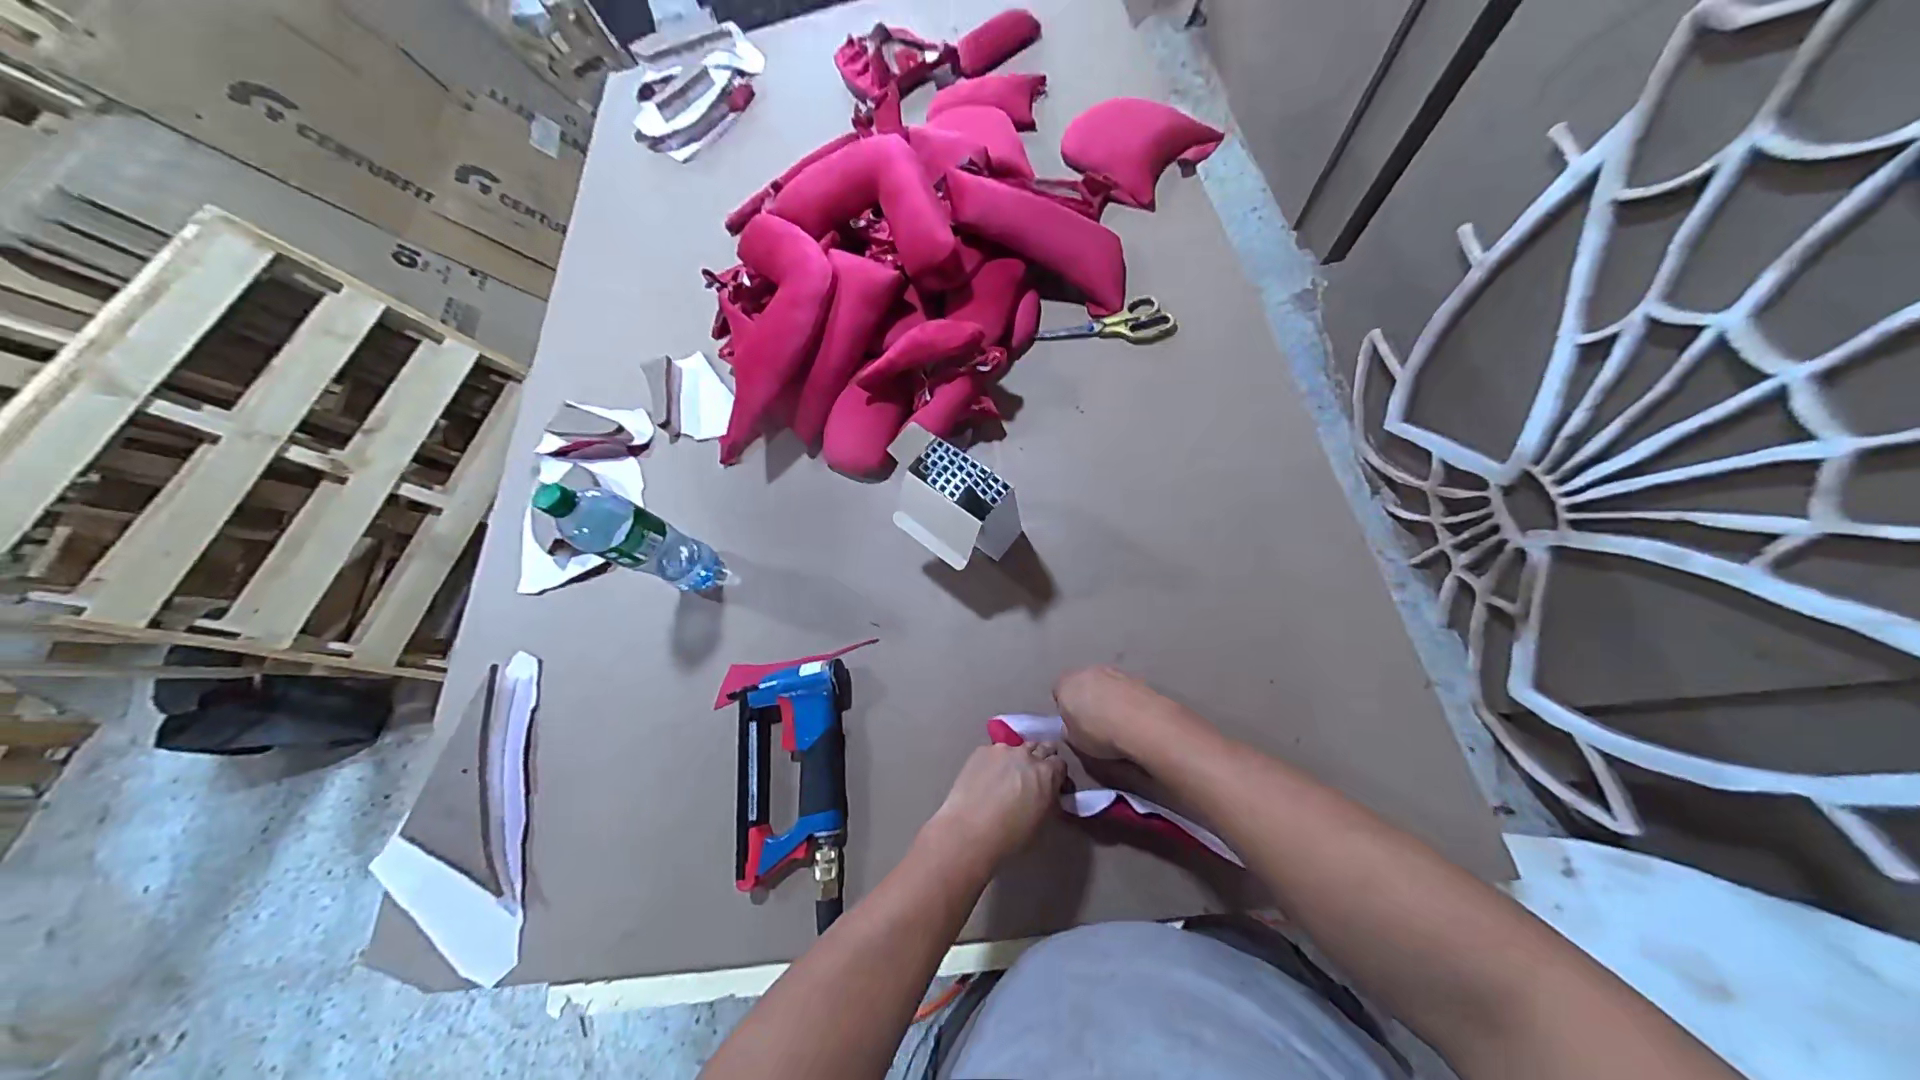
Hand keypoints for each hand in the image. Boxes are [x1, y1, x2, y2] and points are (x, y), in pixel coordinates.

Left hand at [923, 743, 1066, 869]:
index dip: (1057, 773)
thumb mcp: (1043, 821)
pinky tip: (986, 777)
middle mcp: (1027, 754)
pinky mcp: (981, 751)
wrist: (970, 830)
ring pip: (1016, 748)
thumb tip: (1050, 793)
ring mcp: (1002, 750)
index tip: (1052, 783)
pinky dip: (995, 762)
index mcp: (1047, 773)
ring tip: (1008, 774)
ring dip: (1017, 758)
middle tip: (1033, 774)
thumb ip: (1050, 799)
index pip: (1060, 763)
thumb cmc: (1011, 835)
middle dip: (1041, 758)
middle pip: (1041, 747)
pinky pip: (994, 753)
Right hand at [1053, 665, 1186, 761]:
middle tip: (1094, 720)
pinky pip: (1123, 688)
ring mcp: (1113, 671)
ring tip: (1116, 719)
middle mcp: (1087, 671)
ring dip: (1107, 696)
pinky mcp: (1136, 677)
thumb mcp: (1075, 741)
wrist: (1143, 723)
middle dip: (1086, 697)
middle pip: (1082, 683)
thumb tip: (1071, 725)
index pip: (1058, 690)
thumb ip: (1068, 728)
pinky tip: (1132, 717)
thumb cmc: (1100, 733)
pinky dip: (1125, 698)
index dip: (1064, 706)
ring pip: (1104, 683)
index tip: (1073, 721)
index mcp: (1066, 683)